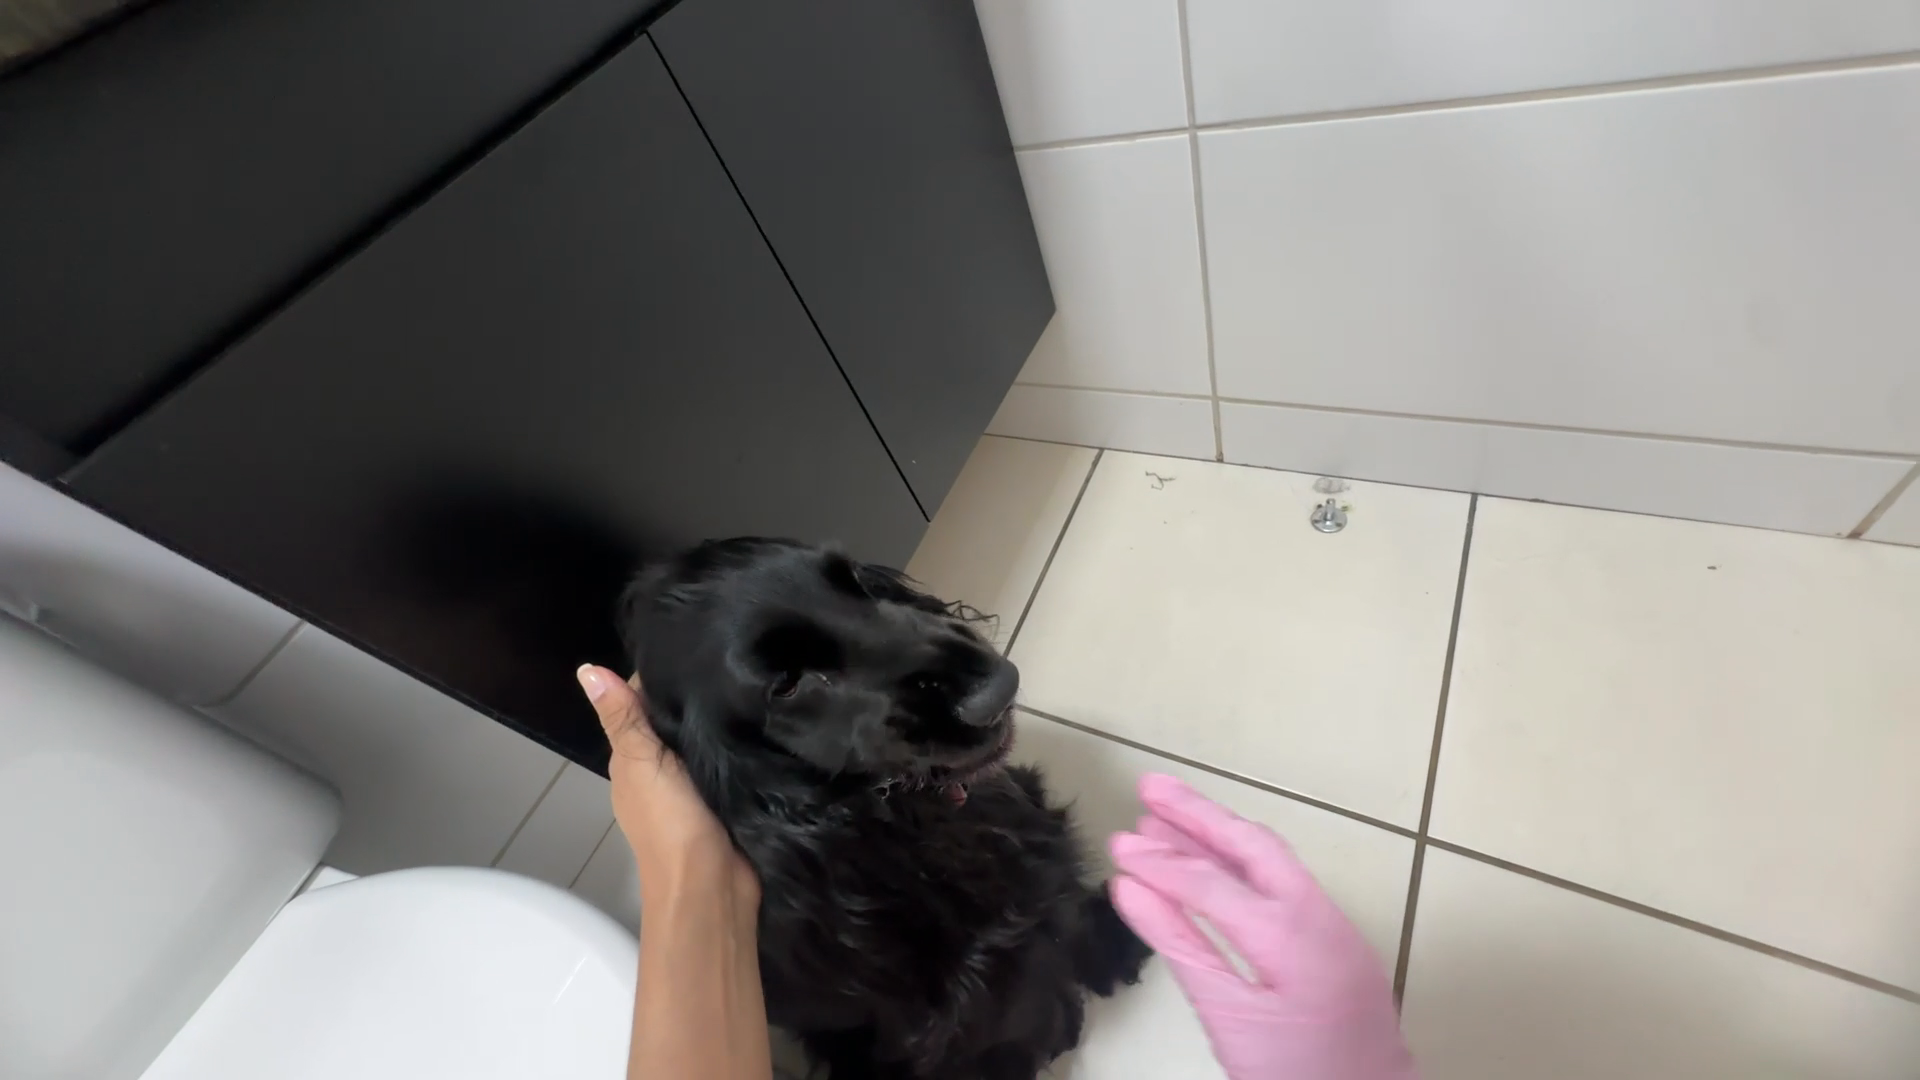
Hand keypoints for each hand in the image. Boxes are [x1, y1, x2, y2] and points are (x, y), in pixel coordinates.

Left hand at [576, 665, 756, 915]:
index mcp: (633, 758)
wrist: (711, 885)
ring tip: (753, 668)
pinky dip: (741, 733)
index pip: (642, 700)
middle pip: (676, 715)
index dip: (661, 671)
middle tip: (734, 647)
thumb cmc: (670, 823)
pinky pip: (732, 751)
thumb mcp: (642, 763)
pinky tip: (763, 711)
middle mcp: (662, 765)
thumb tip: (587, 669)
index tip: (693, 638)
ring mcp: (696, 780)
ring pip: (706, 732)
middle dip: (697, 687)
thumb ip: (624, 719)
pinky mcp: (729, 788)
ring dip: (721, 710)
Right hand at [1108, 774, 1416, 1079]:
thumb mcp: (1227, 1020)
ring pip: (1268, 857)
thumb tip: (1125, 886)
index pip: (1213, 884)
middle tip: (1147, 786)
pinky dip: (1236, 860)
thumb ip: (1178, 945)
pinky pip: (1279, 880)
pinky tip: (1204, 856)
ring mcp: (1333, 922)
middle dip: (1197, 812)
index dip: (1160, 862)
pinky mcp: (1332, 935)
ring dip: (1215, 831)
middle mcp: (1320, 915)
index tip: (1117, 846)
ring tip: (1161, 812)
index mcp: (1294, 939)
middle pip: (1251, 845)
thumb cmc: (1292, 1078)